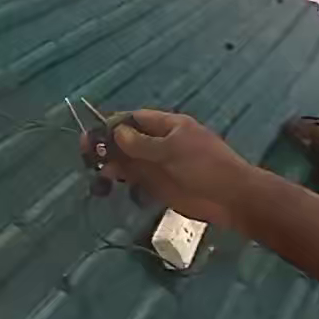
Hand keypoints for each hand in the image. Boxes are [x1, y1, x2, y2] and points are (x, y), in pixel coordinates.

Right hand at [95, 110, 265, 229]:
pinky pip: (137, 182)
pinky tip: (114, 187)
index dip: (113, 124)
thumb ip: (142, 144)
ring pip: (129, 162)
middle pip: (128, 141)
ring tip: (99, 173)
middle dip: (108, 146)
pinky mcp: (160, 187)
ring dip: (113, 166)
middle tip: (86, 155)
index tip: (94, 133)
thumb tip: (116, 132)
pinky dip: (125, 183)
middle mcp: (161, 144)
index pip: (135, 119)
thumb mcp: (172, 150)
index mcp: (168, 127)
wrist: (231, 198)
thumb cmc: (205, 166)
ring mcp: (160, 166)